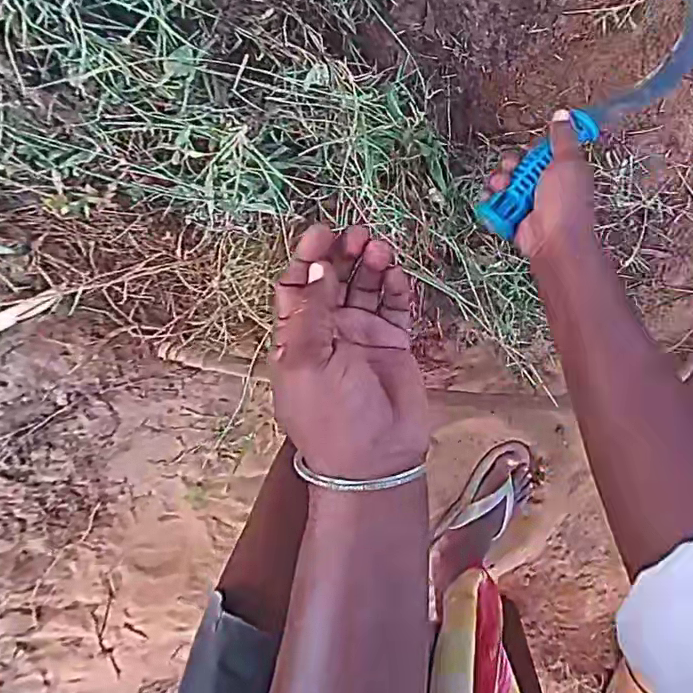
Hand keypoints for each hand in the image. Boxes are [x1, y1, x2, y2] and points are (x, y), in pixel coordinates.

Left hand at [272, 224, 428, 480]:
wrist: (376, 458)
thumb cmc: (331, 413)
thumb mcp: (307, 361)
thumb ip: (312, 311)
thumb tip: (317, 266)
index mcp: (298, 335)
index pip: (297, 286)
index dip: (306, 258)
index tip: (320, 233)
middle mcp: (330, 329)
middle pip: (334, 278)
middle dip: (343, 253)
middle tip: (358, 234)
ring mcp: (363, 333)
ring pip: (366, 286)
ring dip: (371, 265)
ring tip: (379, 249)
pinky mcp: (393, 340)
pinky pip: (394, 305)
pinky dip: (395, 287)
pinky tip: (395, 276)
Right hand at [485, 109, 599, 261]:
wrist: (556, 241)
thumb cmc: (566, 202)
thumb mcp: (567, 161)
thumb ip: (563, 137)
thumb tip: (564, 114)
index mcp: (559, 171)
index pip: (536, 154)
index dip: (528, 152)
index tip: (527, 154)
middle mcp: (543, 187)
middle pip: (515, 168)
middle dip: (508, 167)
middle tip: (510, 171)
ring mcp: (528, 204)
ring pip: (502, 185)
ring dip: (497, 184)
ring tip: (501, 189)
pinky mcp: (514, 220)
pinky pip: (495, 207)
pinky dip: (491, 205)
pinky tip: (492, 202)